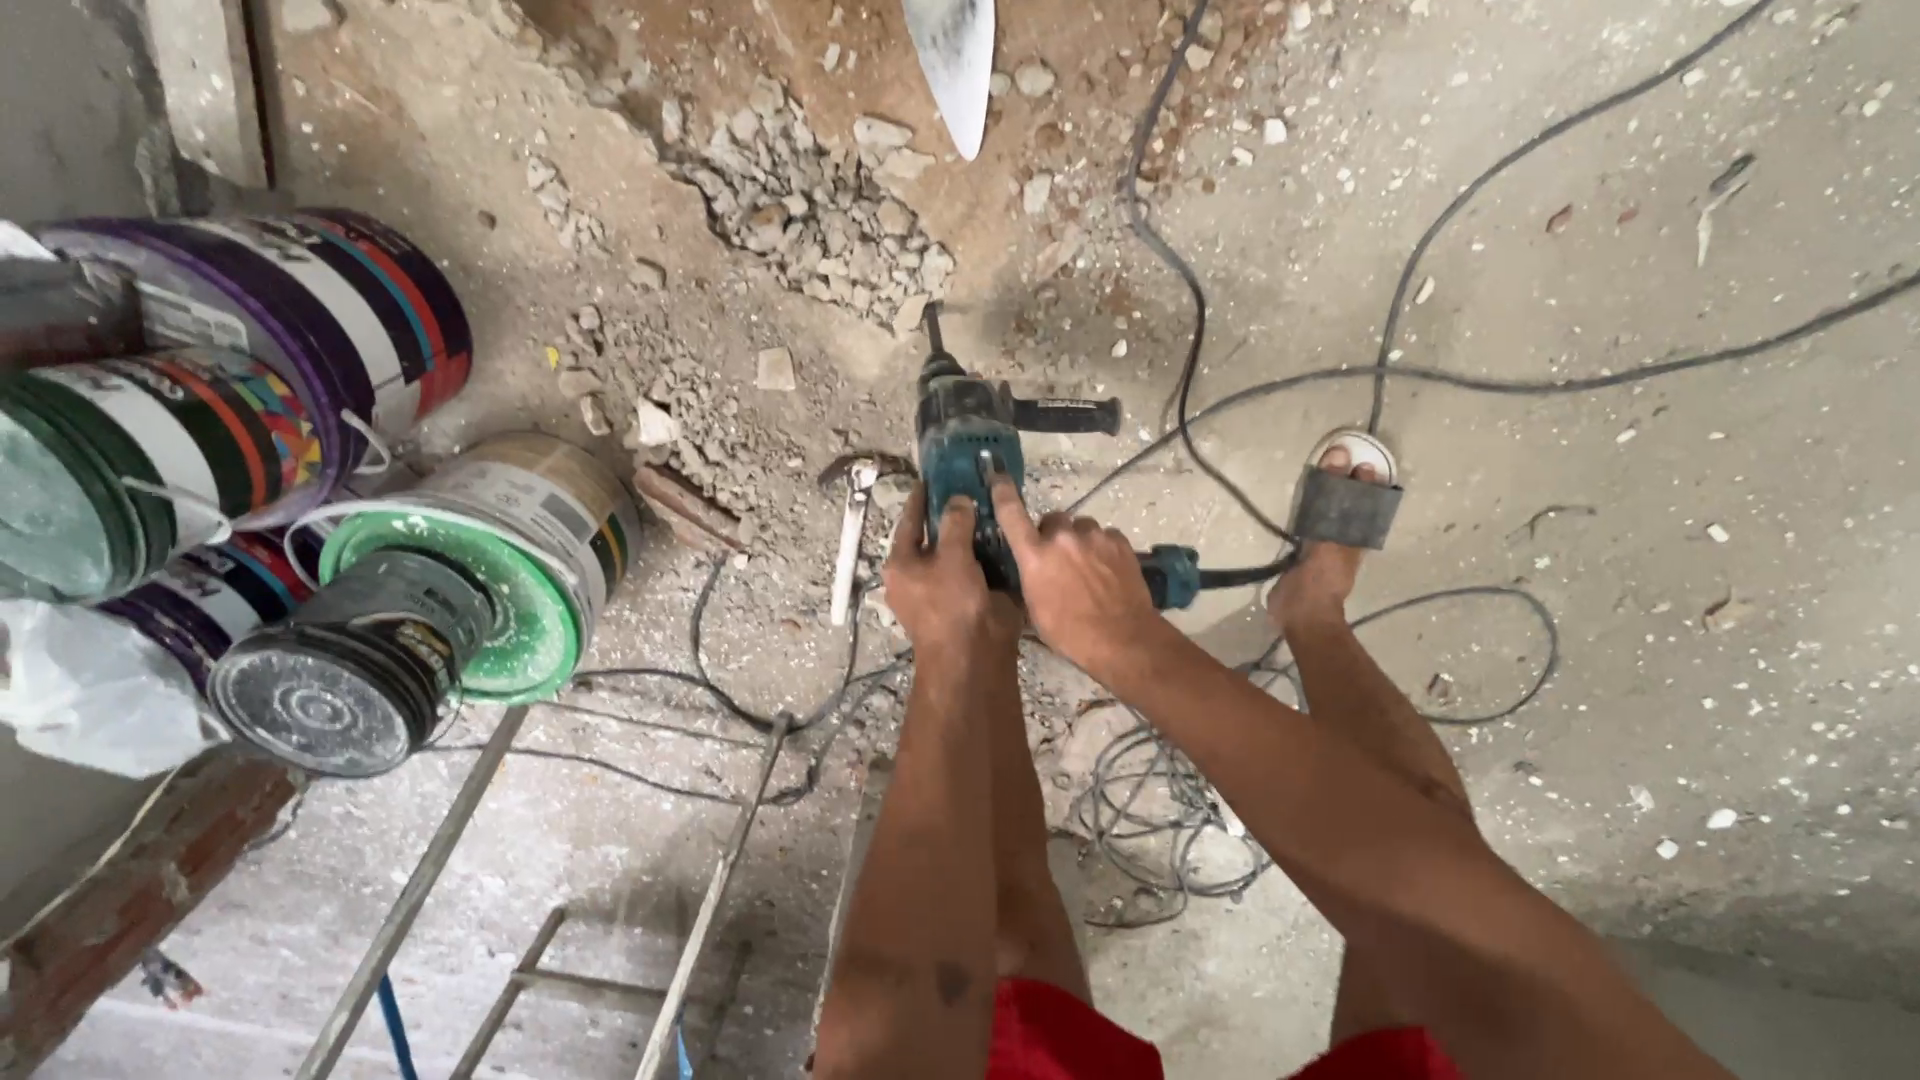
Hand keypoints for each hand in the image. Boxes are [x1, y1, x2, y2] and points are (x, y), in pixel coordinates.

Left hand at [881, 483, 1021, 655]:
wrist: (974, 653)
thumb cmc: (951, 603)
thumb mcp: (951, 556)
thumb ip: (955, 523)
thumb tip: (958, 501)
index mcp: (902, 566)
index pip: (909, 523)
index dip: (920, 500)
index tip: (930, 478)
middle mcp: (920, 576)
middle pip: (936, 537)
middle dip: (954, 515)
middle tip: (972, 486)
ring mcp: (946, 588)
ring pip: (961, 552)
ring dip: (976, 532)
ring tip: (992, 502)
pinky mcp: (970, 598)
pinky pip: (979, 568)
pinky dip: (990, 552)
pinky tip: (1006, 531)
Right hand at [990, 477, 1164, 677]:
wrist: (1122, 639)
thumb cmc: (1070, 633)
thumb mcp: (1035, 610)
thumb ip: (1029, 579)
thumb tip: (1031, 570)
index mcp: (1035, 555)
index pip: (1011, 513)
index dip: (1002, 492)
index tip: (998, 478)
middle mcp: (1062, 538)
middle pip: (1053, 520)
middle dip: (1052, 534)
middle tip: (1059, 558)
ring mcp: (1094, 537)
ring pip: (1081, 527)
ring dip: (1079, 541)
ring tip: (1087, 567)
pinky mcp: (1119, 542)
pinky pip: (1105, 536)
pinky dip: (1103, 548)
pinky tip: (1107, 570)